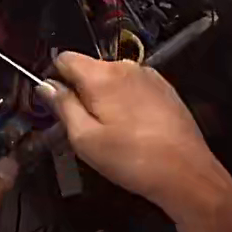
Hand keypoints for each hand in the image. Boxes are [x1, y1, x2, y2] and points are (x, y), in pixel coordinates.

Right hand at [37, 52, 231, 221]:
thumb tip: (46, 86)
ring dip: (106, 100)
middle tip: (87, 129)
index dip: (55, 79)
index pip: (64, 58)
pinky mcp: (165, 89)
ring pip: (112, 80)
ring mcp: (149, 76)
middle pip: (90, 70)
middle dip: (82, 94)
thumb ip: (62, 106)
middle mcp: (127, 67)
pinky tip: (134, 131)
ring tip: (114, 134)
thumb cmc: (133, 159)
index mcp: (102, 75)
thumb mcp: (85, 139)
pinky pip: (134, 89)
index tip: (58, 104)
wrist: (186, 173)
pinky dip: (127, 104)